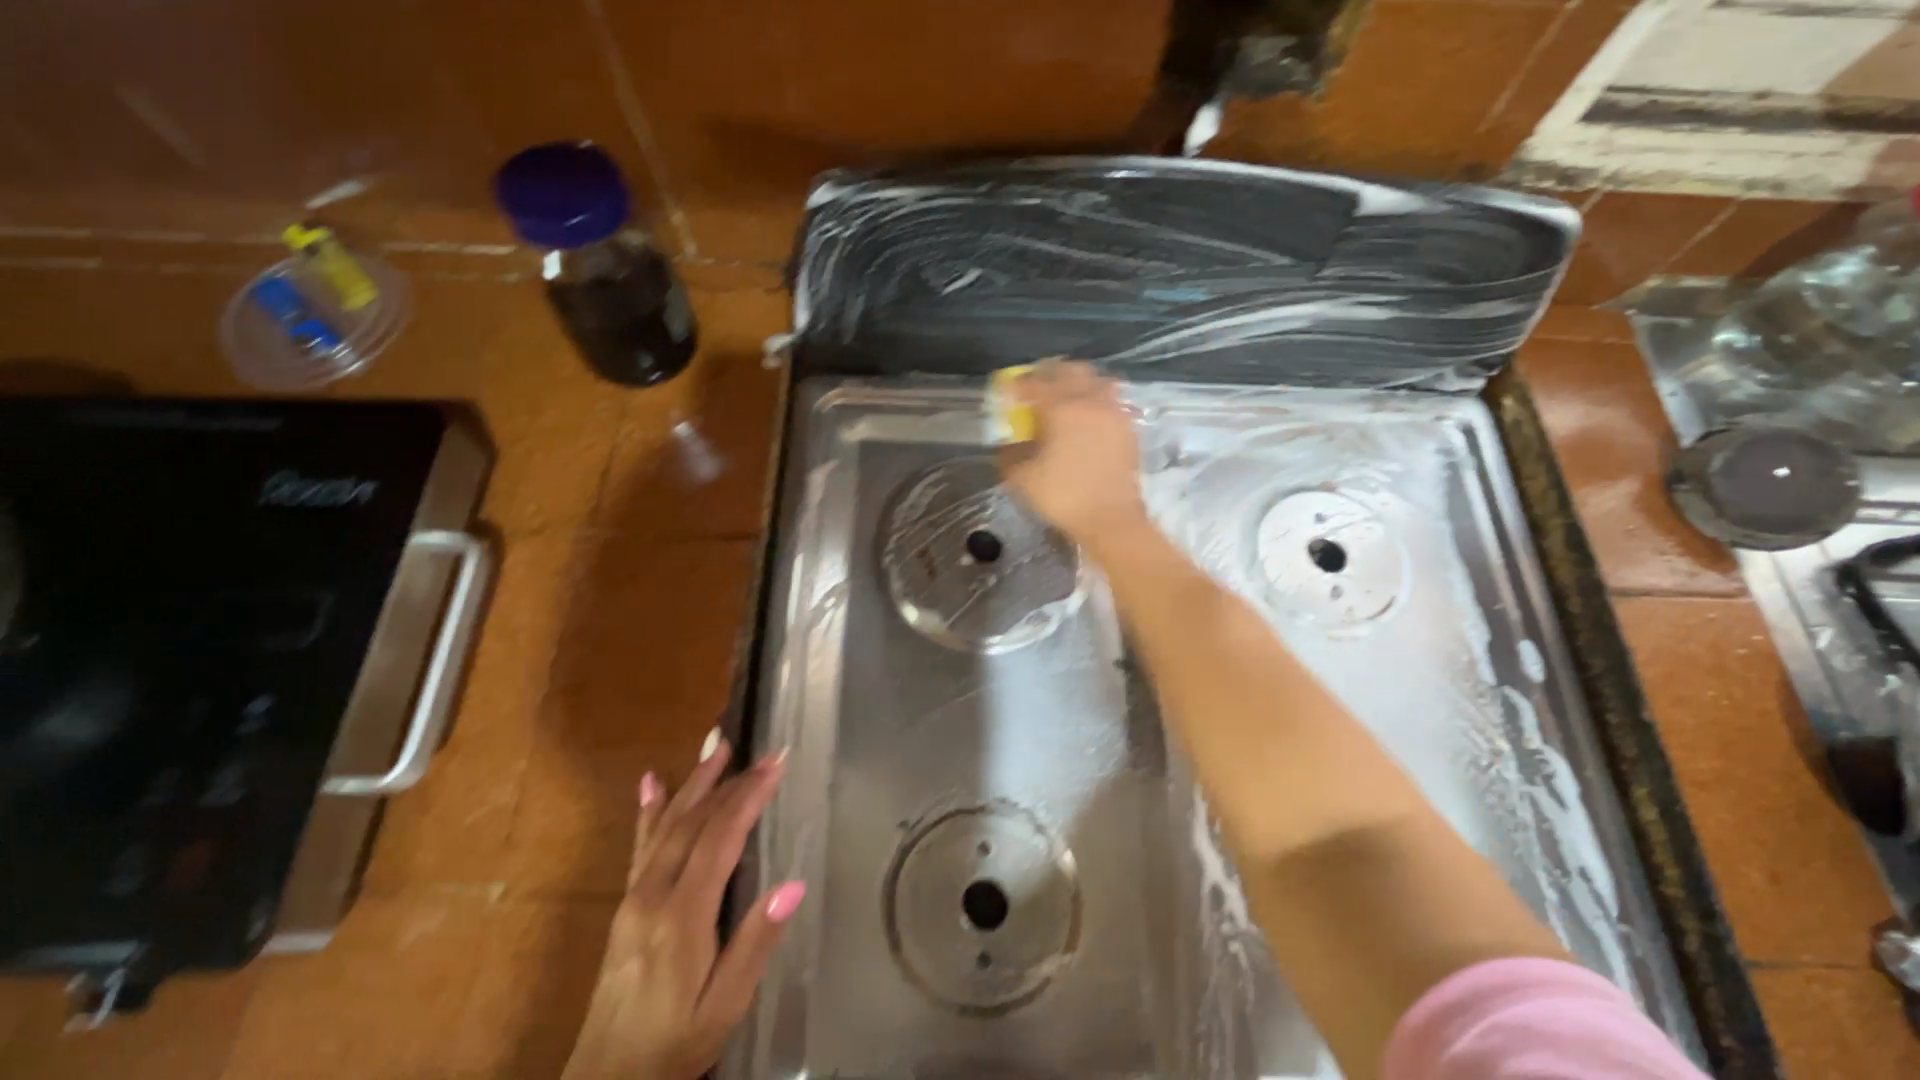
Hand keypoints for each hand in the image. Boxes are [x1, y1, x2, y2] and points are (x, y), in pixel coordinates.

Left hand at [563, 738, 804, 1079]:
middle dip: (730, 783)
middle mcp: (653, 896)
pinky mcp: (625, 907)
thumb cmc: (676, 1043)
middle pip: (693, 824)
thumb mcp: (725, 1004)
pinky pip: (639, 848)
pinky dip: (648, 811)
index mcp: (682, 917)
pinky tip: (651, 783)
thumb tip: (793, 885)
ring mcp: (634, 898)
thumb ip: (755, 942)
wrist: (607, 1078)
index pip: (720, 840)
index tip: (776, 764)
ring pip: (666, 827)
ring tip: (716, 748)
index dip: (748, 798)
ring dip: (694, 784)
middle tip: (763, 753)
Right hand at [998, 359, 1149, 543]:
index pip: (1033, 383)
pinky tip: (1089, 416)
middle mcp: (1089, 400)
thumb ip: (1010, 454)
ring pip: (1096, 381)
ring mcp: (1114, 412)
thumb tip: (1009, 442)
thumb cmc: (1063, 497)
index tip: (1008, 389)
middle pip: (1070, 370)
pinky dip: (1097, 400)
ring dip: (1078, 382)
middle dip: (1050, 373)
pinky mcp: (1128, 428)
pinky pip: (1112, 400)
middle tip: (1036, 385)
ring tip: (1067, 396)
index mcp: (1060, 407)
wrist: (1111, 519)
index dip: (1017, 383)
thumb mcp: (1022, 478)